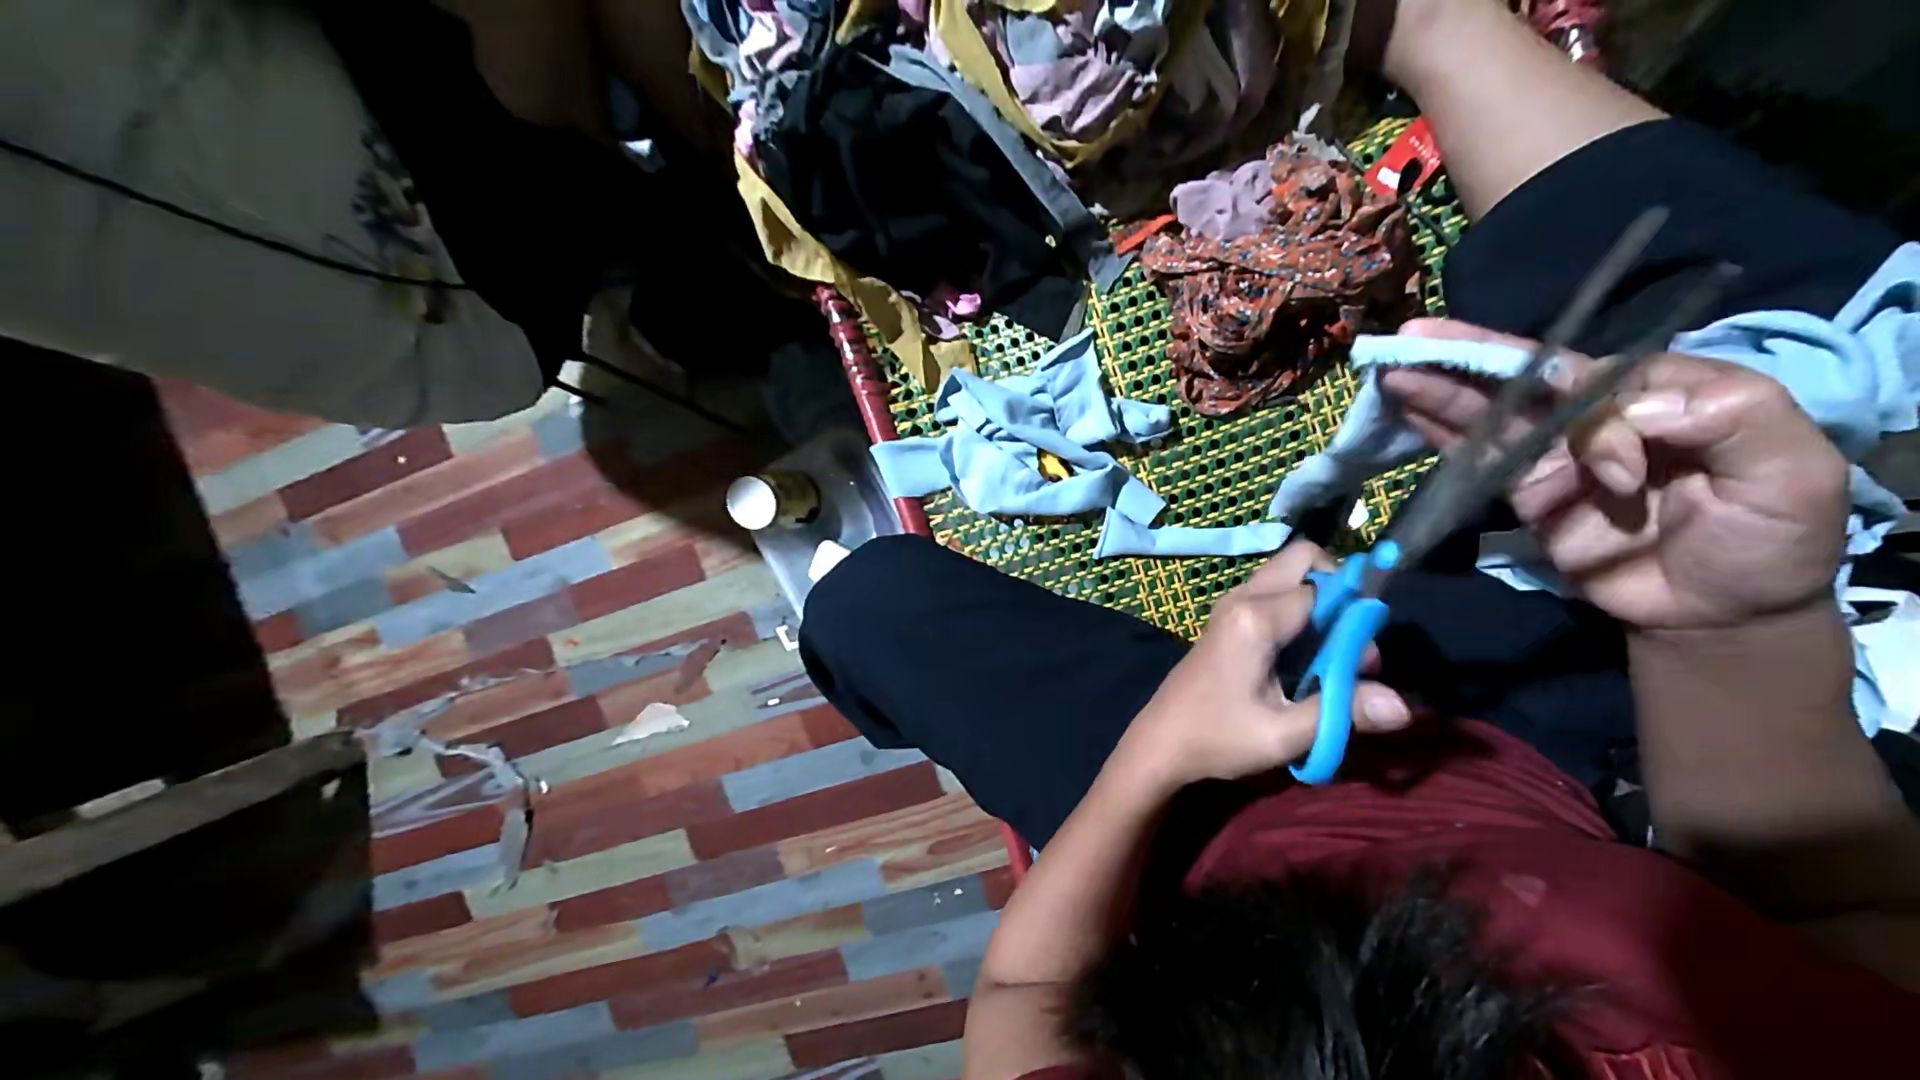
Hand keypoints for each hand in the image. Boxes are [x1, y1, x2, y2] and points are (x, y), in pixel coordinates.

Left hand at [1123, 541, 1411, 788]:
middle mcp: (1241, 599)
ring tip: (1325, 660)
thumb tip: (1405, 706)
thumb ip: (1342, 712)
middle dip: (1338, 591)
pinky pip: (1273, 596)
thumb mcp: (1283, 734)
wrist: (1160, 742)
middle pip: (1303, 560)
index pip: (1325, 589)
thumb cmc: (1216, 738)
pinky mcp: (1227, 619)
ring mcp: (1230, 606)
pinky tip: (1300, 660)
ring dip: (1318, 604)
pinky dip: (1297, 612)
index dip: (1354, 618)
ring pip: (1288, 576)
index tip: (1362, 661)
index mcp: (1255, 618)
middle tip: (1348, 645)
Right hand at [1381, 319, 1848, 629]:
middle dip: (1472, 354)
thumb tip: (1633, 408)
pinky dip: (1436, 430)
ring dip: (1440, 388)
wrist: (1713, 614)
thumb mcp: (1788, 474)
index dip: (1589, 408)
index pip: (1602, 377)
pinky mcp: (1521, 491)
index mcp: (1664, 395)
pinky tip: (1402, 407)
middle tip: (1416, 334)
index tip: (1615, 472)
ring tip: (1392, 367)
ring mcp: (1554, 455)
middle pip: (1528, 376)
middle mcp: (1599, 417)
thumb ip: (1731, 419)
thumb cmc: (1766, 540)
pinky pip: (1475, 455)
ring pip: (1491, 411)